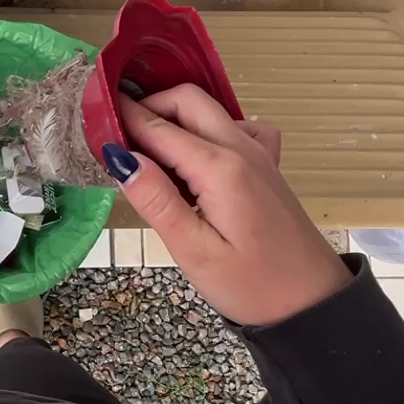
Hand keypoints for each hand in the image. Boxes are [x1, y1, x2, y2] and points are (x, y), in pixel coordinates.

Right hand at [100, 84, 350, 325]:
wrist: (314, 303)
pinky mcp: (266, 165)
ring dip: (174, 115)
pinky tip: (197, 157)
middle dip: (147, 106)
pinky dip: (207, 129)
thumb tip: (121, 158)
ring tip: (145, 149)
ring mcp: (258, 153)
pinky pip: (235, 127)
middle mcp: (240, 148)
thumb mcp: (193, 250)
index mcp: (219, 168)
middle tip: (114, 133)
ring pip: (209, 110)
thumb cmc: (250, 284)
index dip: (121, 119)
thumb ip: (156, 200)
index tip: (90, 117)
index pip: (158, 128)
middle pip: (187, 100)